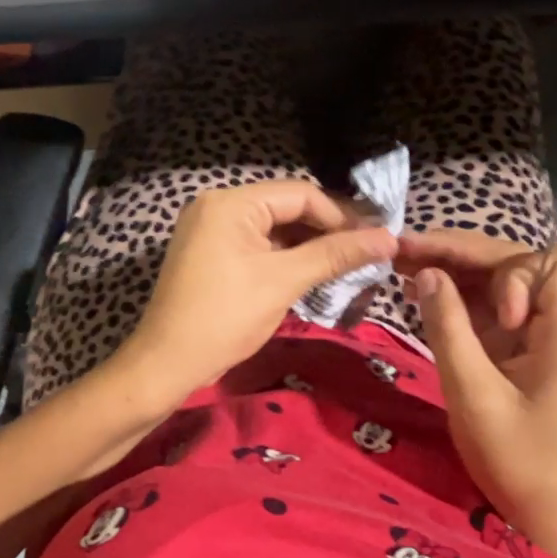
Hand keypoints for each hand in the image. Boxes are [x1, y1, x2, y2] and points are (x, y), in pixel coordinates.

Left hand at [114, 181, 395, 403]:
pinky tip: (310, 276)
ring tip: (344, 269)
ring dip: (306, 248)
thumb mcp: (284, 282)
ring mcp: (208, 231)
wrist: (167, 363)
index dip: (341, 217)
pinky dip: (282, 259)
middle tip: (365, 257)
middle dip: (325, 232)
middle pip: (286, 208)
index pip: (300, 194)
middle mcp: (216, 206)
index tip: (375, 244)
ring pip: (272, 230)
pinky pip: (254, 246)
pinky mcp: (207, 255)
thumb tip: (389, 239)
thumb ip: (335, 255)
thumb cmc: (225, 317)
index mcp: (231, 203)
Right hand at [396, 231, 556, 535]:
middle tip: (405, 250)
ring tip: (401, 261)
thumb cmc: (513, 457)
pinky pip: (490, 311)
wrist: (538, 510)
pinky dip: (458, 299)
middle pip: (517, 265)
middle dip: (464, 255)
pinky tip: (419, 292)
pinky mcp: (521, 353)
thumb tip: (425, 274)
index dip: (510, 270)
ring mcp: (541, 339)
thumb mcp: (473, 393)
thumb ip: (448, 329)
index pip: (551, 263)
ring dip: (454, 271)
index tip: (487, 313)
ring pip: (499, 284)